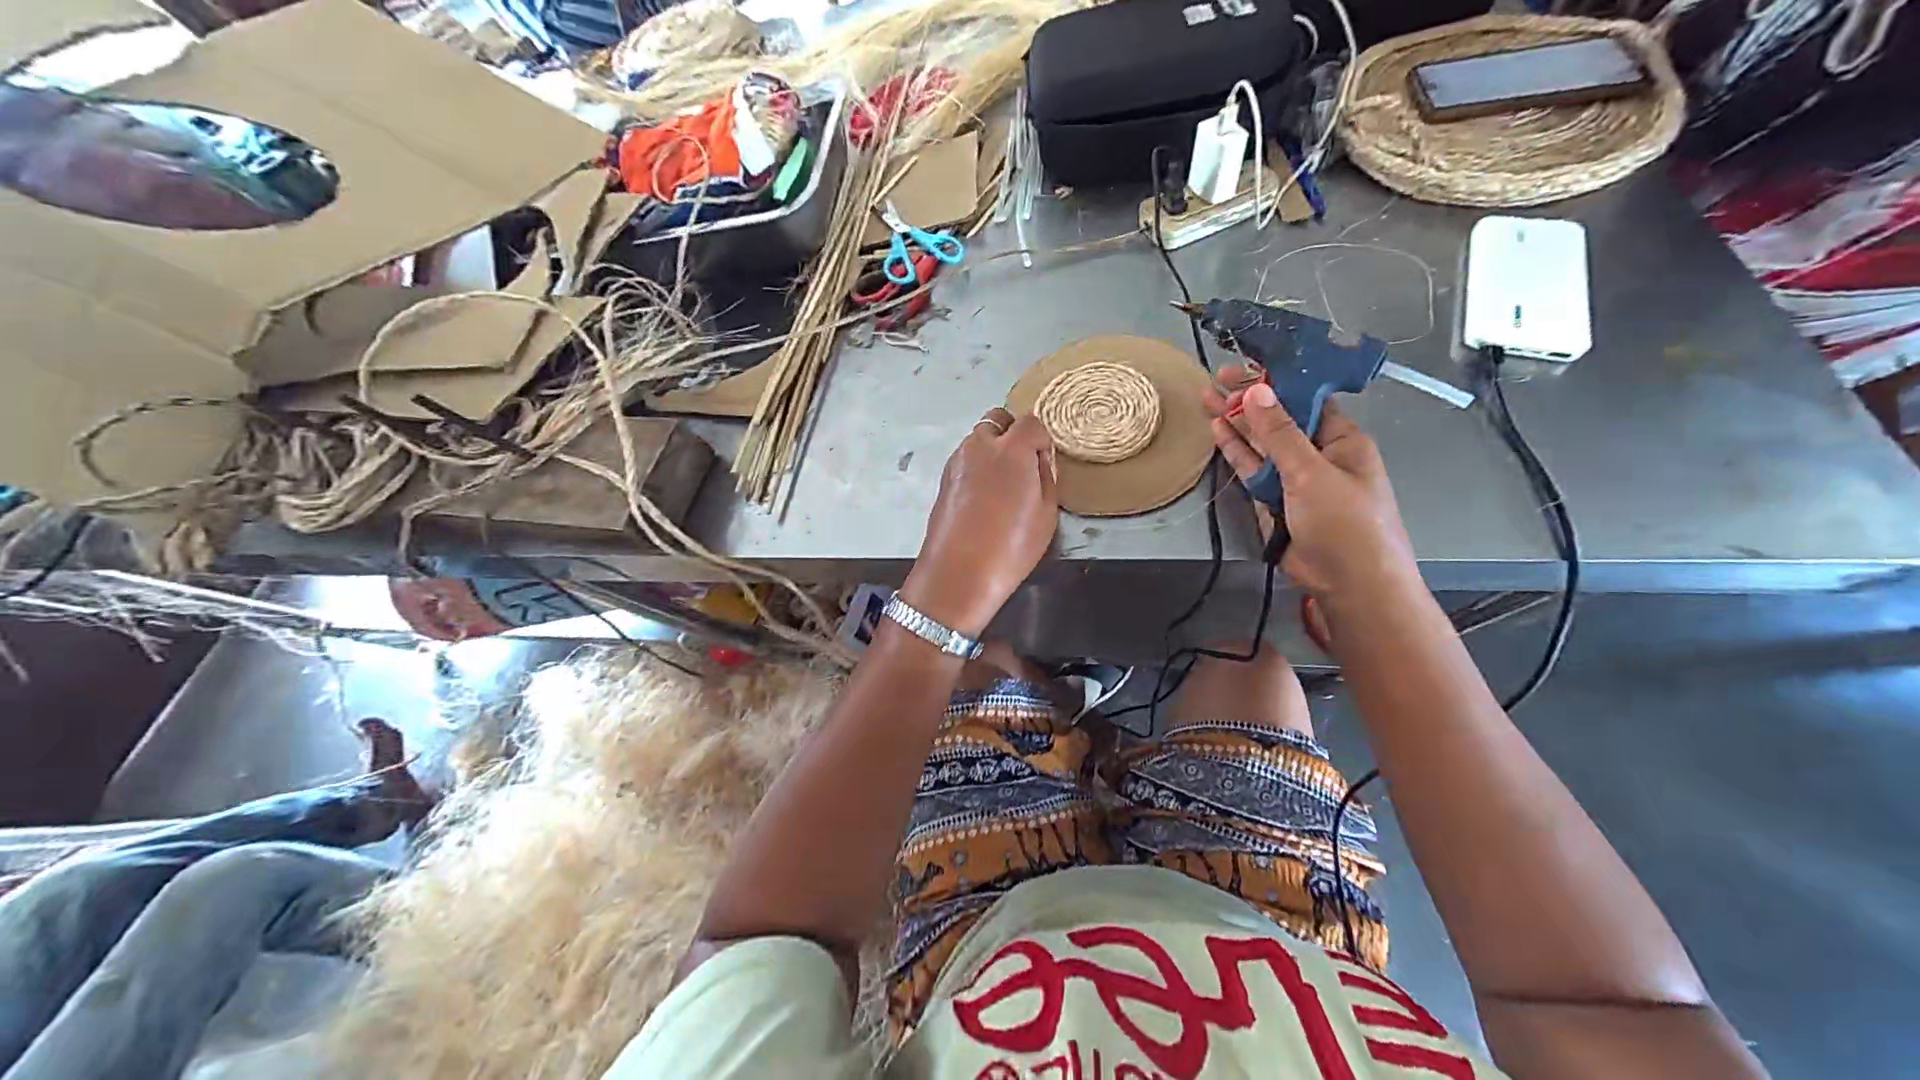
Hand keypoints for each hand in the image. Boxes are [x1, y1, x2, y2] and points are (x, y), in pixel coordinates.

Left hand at [899, 407, 1058, 636]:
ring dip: (992, 451)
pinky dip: (976, 468)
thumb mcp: (1046, 514)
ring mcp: (956, 461)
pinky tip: (983, 500)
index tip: (1045, 463)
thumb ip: (1046, 476)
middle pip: (998, 421)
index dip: (1042, 440)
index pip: (1031, 422)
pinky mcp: (943, 480)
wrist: (958, 574)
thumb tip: (1039, 461)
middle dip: (1013, 435)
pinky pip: (965, 461)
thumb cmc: (1010, 546)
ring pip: (978, 440)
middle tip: (1023, 467)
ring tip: (1002, 487)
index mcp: (1012, 448)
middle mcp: (980, 446)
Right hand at [1204, 369, 1418, 603]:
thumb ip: (1280, 434)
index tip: (1243, 369)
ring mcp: (1297, 480)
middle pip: (1279, 420)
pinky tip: (1219, 433)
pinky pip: (1255, 471)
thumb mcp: (1312, 473)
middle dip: (1249, 401)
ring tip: (1208, 401)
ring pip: (1263, 445)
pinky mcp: (1277, 502)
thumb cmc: (1346, 525)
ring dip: (1238, 424)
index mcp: (1342, 440)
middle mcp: (1319, 455)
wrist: (1350, 584)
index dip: (1274, 383)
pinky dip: (1238, 453)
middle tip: (1217, 381)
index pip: (1305, 400)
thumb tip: (1257, 392)